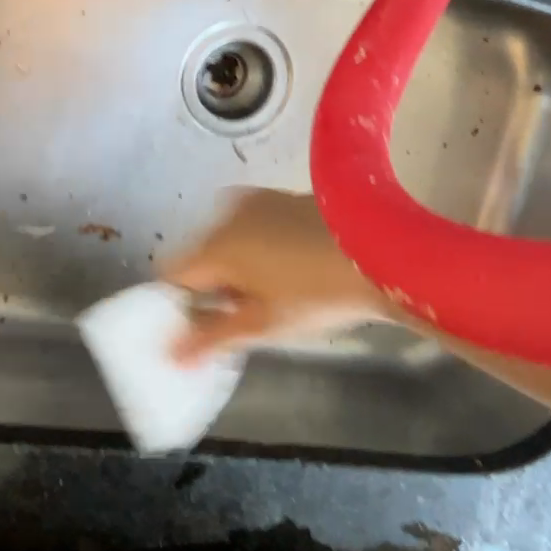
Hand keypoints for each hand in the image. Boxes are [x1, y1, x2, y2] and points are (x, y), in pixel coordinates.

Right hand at [159, 187, 391, 363]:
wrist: (378, 248)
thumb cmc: (315, 293)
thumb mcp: (262, 324)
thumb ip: (210, 338)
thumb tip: (171, 355)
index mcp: (214, 244)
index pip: (171, 275)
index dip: (178, 305)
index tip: (197, 329)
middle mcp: (226, 213)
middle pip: (198, 256)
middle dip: (209, 287)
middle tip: (240, 317)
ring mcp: (255, 199)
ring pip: (225, 240)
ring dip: (233, 268)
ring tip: (268, 296)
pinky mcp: (281, 195)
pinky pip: (250, 225)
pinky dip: (255, 247)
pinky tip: (287, 270)